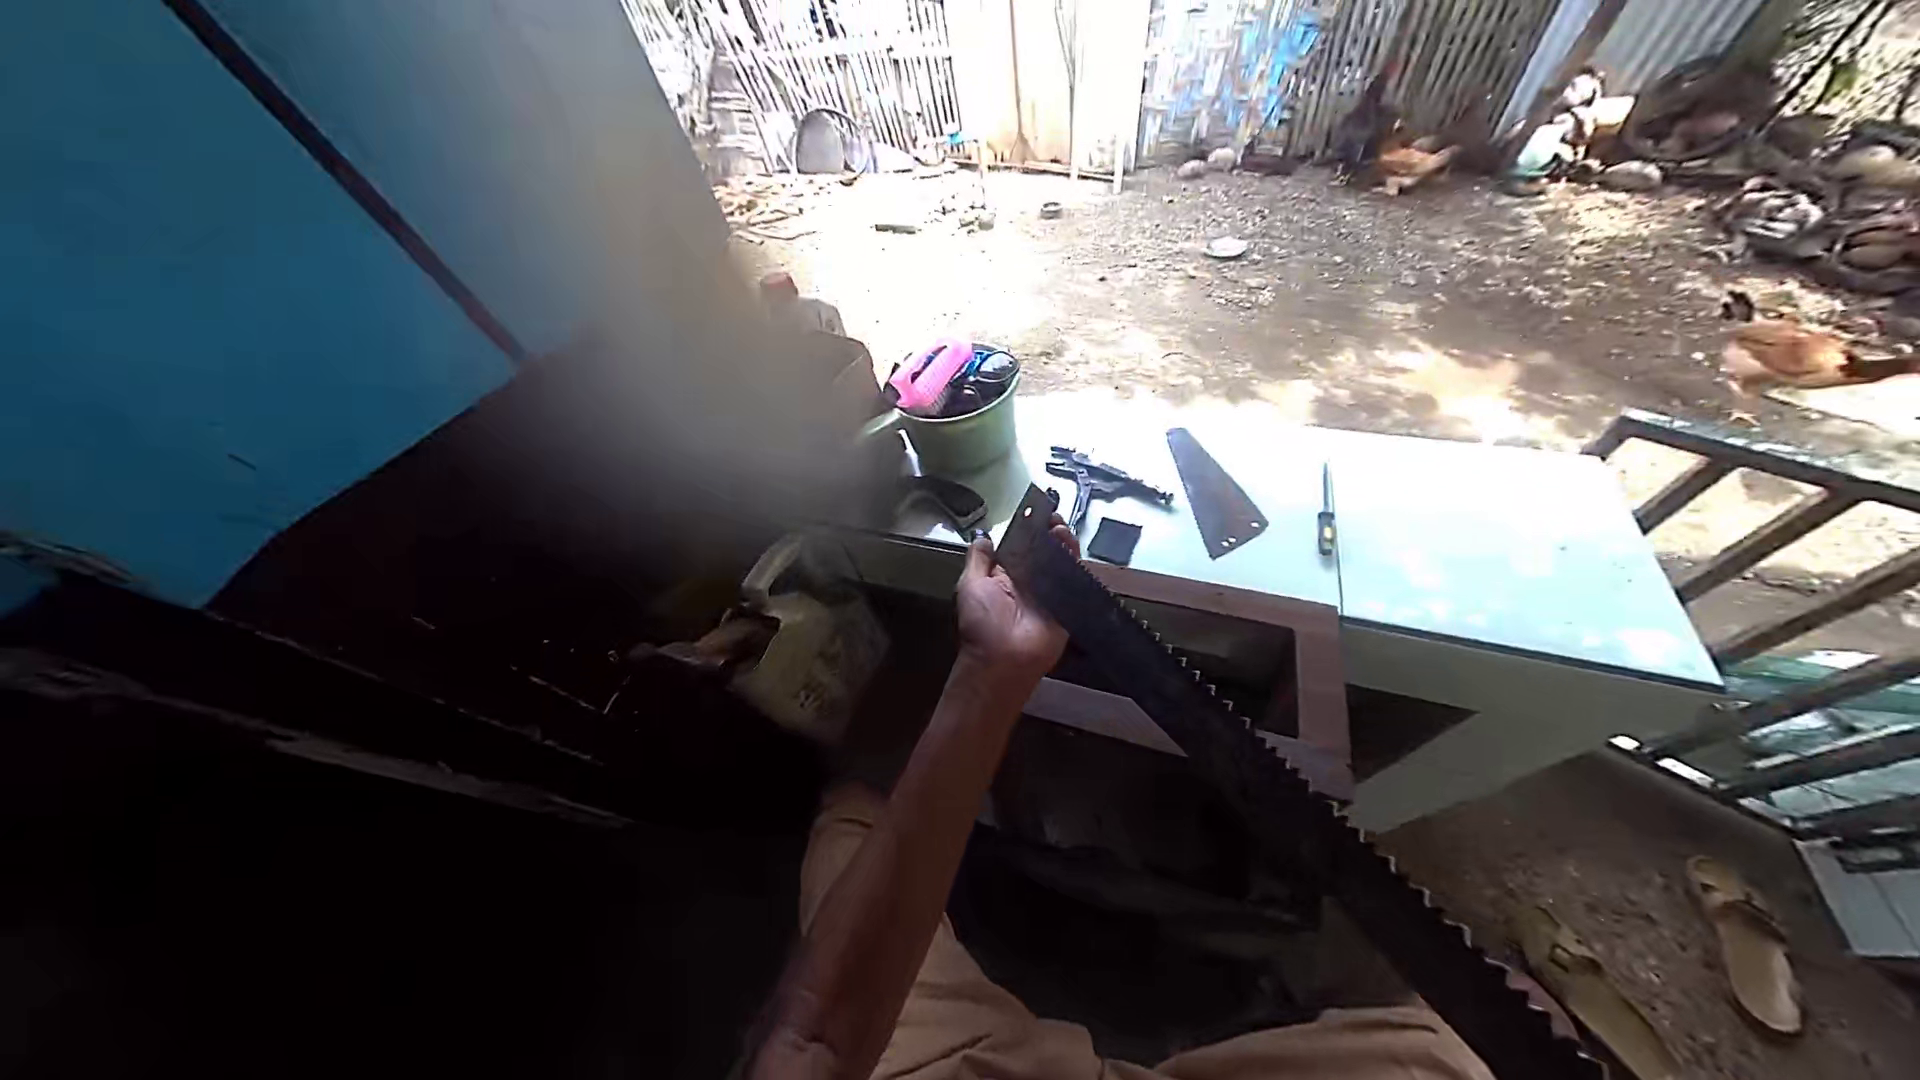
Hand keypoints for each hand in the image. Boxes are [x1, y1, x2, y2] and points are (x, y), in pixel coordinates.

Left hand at [955, 513, 1078, 683]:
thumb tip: (983, 536)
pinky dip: (1075, 563)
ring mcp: (1049, 592)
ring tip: (1061, 528)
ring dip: (1063, 542)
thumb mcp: (970, 585)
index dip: (1029, 529)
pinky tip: (1072, 548)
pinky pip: (1074, 581)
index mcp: (1005, 575)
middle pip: (1044, 550)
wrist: (1002, 660)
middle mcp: (1029, 581)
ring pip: (1061, 561)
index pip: (1021, 545)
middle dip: (1049, 532)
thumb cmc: (982, 623)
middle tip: (1053, 518)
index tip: (1035, 513)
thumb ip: (978, 559)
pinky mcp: (1066, 604)